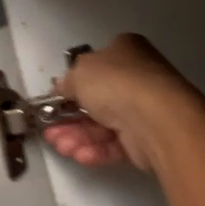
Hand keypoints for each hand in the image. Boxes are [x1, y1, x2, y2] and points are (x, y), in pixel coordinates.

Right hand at [41, 33, 204, 171]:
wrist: (155, 117)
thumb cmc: (116, 83)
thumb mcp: (80, 72)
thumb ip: (67, 80)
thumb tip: (62, 86)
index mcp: (126, 50)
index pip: (96, 64)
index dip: (74, 82)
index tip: (54, 98)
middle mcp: (137, 77)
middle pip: (97, 99)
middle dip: (69, 117)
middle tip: (49, 130)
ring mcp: (143, 109)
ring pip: (103, 124)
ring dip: (78, 136)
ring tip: (60, 146)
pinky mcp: (146, 138)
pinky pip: (116, 143)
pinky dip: (96, 149)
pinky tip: (79, 155)